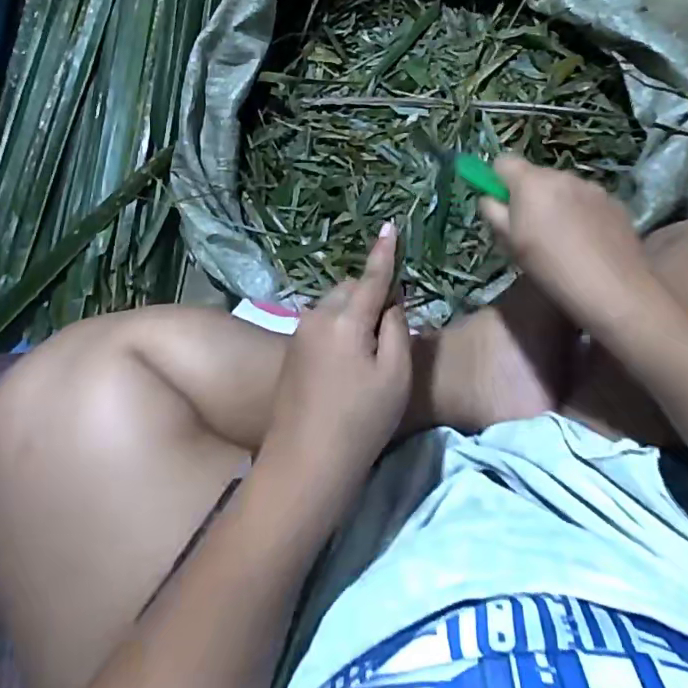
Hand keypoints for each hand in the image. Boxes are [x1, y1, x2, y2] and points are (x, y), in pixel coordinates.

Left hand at [262, 223, 411, 498]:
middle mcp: (317, 317)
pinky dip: (340, 327)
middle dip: (370, 292)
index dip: (384, 253)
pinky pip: (323, 323)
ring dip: (354, 311)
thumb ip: (396, 329)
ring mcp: (299, 333)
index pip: (371, 278)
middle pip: (350, 289)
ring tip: (373, 345)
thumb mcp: (395, 376)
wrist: (305, 461)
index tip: (389, 226)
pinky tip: (350, 357)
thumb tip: (391, 302)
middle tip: (394, 318)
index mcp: (345, 319)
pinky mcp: (291, 350)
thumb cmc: (361, 420)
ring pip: (334, 306)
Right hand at [477, 156, 654, 326]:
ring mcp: (592, 187)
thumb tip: (491, 198)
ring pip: (562, 187)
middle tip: (531, 229)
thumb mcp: (509, 243)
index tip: (502, 206)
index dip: (497, 181)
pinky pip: (586, 199)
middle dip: (529, 194)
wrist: (614, 289)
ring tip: (563, 238)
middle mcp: (562, 175)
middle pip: (535, 175)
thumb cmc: (550, 267)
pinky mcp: (614, 202)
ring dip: (556, 203)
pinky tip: (587, 242)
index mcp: (530, 182)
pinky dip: (581, 212)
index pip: (502, 161)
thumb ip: (493, 213)